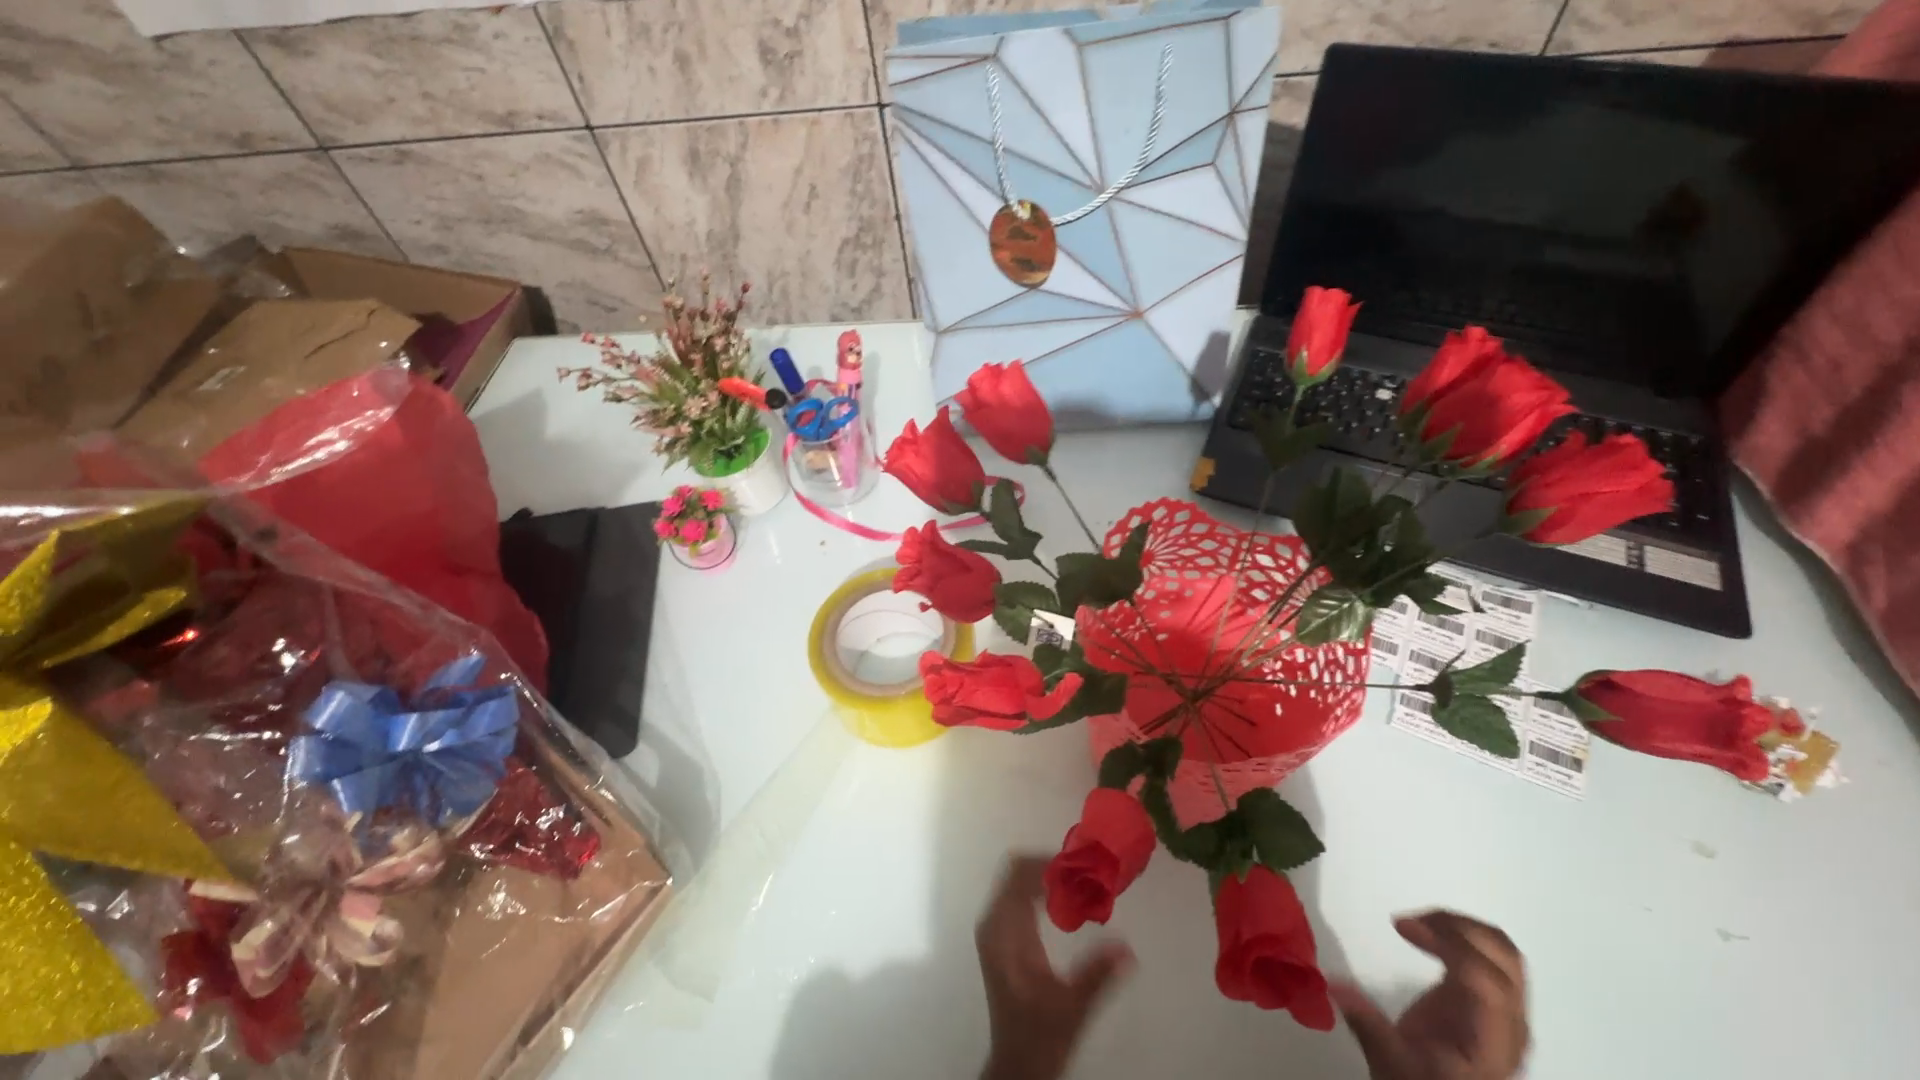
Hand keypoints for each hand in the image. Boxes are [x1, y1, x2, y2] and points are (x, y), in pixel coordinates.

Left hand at [976, 855, 1133, 1079]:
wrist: (1017, 1065)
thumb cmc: (1040, 1036)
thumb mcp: (1073, 1008)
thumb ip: (1097, 975)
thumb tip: (1127, 948)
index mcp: (1005, 933)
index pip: (1018, 874)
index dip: (1048, 863)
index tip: (1083, 867)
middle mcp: (994, 923)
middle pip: (1015, 870)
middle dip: (1051, 866)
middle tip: (1088, 875)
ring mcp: (994, 929)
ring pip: (1015, 880)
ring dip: (1047, 876)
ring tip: (1083, 886)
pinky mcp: (1001, 938)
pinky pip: (1016, 895)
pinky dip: (1040, 890)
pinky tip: (1067, 903)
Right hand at [1329, 911, 1528, 1079]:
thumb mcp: (1392, 1065)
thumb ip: (1368, 1025)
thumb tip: (1331, 983)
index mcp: (1492, 1040)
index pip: (1486, 980)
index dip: (1449, 944)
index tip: (1401, 926)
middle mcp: (1511, 1022)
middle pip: (1503, 957)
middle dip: (1456, 927)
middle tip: (1409, 920)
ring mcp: (1507, 1010)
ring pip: (1501, 951)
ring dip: (1461, 927)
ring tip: (1418, 924)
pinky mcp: (1492, 1000)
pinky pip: (1490, 956)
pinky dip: (1462, 937)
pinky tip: (1428, 937)